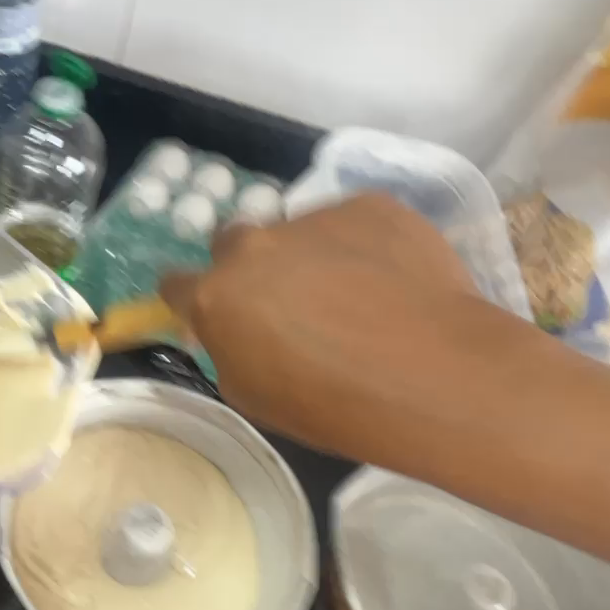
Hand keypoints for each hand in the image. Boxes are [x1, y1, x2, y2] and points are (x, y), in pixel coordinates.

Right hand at [159, 193, 540, 462]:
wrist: (435, 375)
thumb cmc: (330, 403)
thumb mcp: (250, 393)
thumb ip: (227, 348)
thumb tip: (235, 328)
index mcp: (214, 296)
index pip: (174, 283)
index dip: (188, 300)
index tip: (210, 313)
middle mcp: (252, 247)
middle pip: (230, 243)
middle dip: (244, 267)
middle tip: (281, 301)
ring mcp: (311, 219)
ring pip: (293, 231)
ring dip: (303, 254)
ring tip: (350, 292)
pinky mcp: (369, 206)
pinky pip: (348, 222)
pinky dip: (357, 245)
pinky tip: (388, 280)